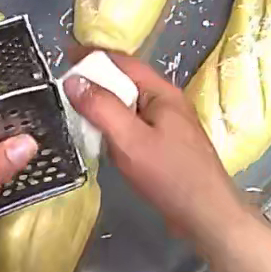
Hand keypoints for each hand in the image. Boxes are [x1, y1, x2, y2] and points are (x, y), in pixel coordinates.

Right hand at [63, 52, 252, 245]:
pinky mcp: (167, 145)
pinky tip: (100, 137)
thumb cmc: (170, 175)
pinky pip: (135, 124)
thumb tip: (73, 79)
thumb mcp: (130, 140)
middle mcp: (167, 102)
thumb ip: (101, 108)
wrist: (207, 216)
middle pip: (126, 81)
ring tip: (75, 108)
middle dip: (96, 79)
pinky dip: (114, 124)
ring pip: (130, 105)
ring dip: (104, 103)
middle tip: (63, 86)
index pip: (123, 62)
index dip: (93, 56)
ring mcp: (169, 125)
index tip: (65, 56)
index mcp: (162, 93)